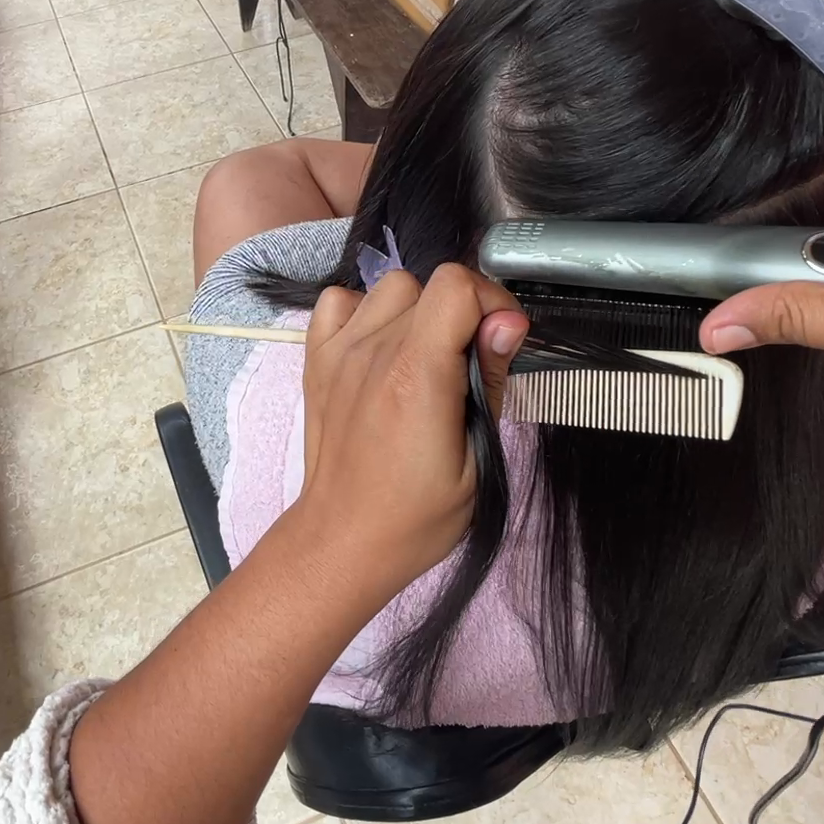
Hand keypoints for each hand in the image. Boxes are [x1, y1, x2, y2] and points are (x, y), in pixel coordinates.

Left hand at [289, 263, 529, 595]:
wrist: (343, 538)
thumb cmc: (417, 515)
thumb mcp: (479, 461)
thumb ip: (491, 382)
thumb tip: (508, 322)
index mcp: (415, 375)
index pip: (456, 285)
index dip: (491, 303)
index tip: (500, 342)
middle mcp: (372, 351)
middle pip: (429, 286)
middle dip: (462, 315)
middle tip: (465, 367)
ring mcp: (338, 351)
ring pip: (389, 286)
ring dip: (416, 310)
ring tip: (422, 357)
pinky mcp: (315, 358)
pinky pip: (339, 300)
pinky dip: (363, 312)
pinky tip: (378, 348)